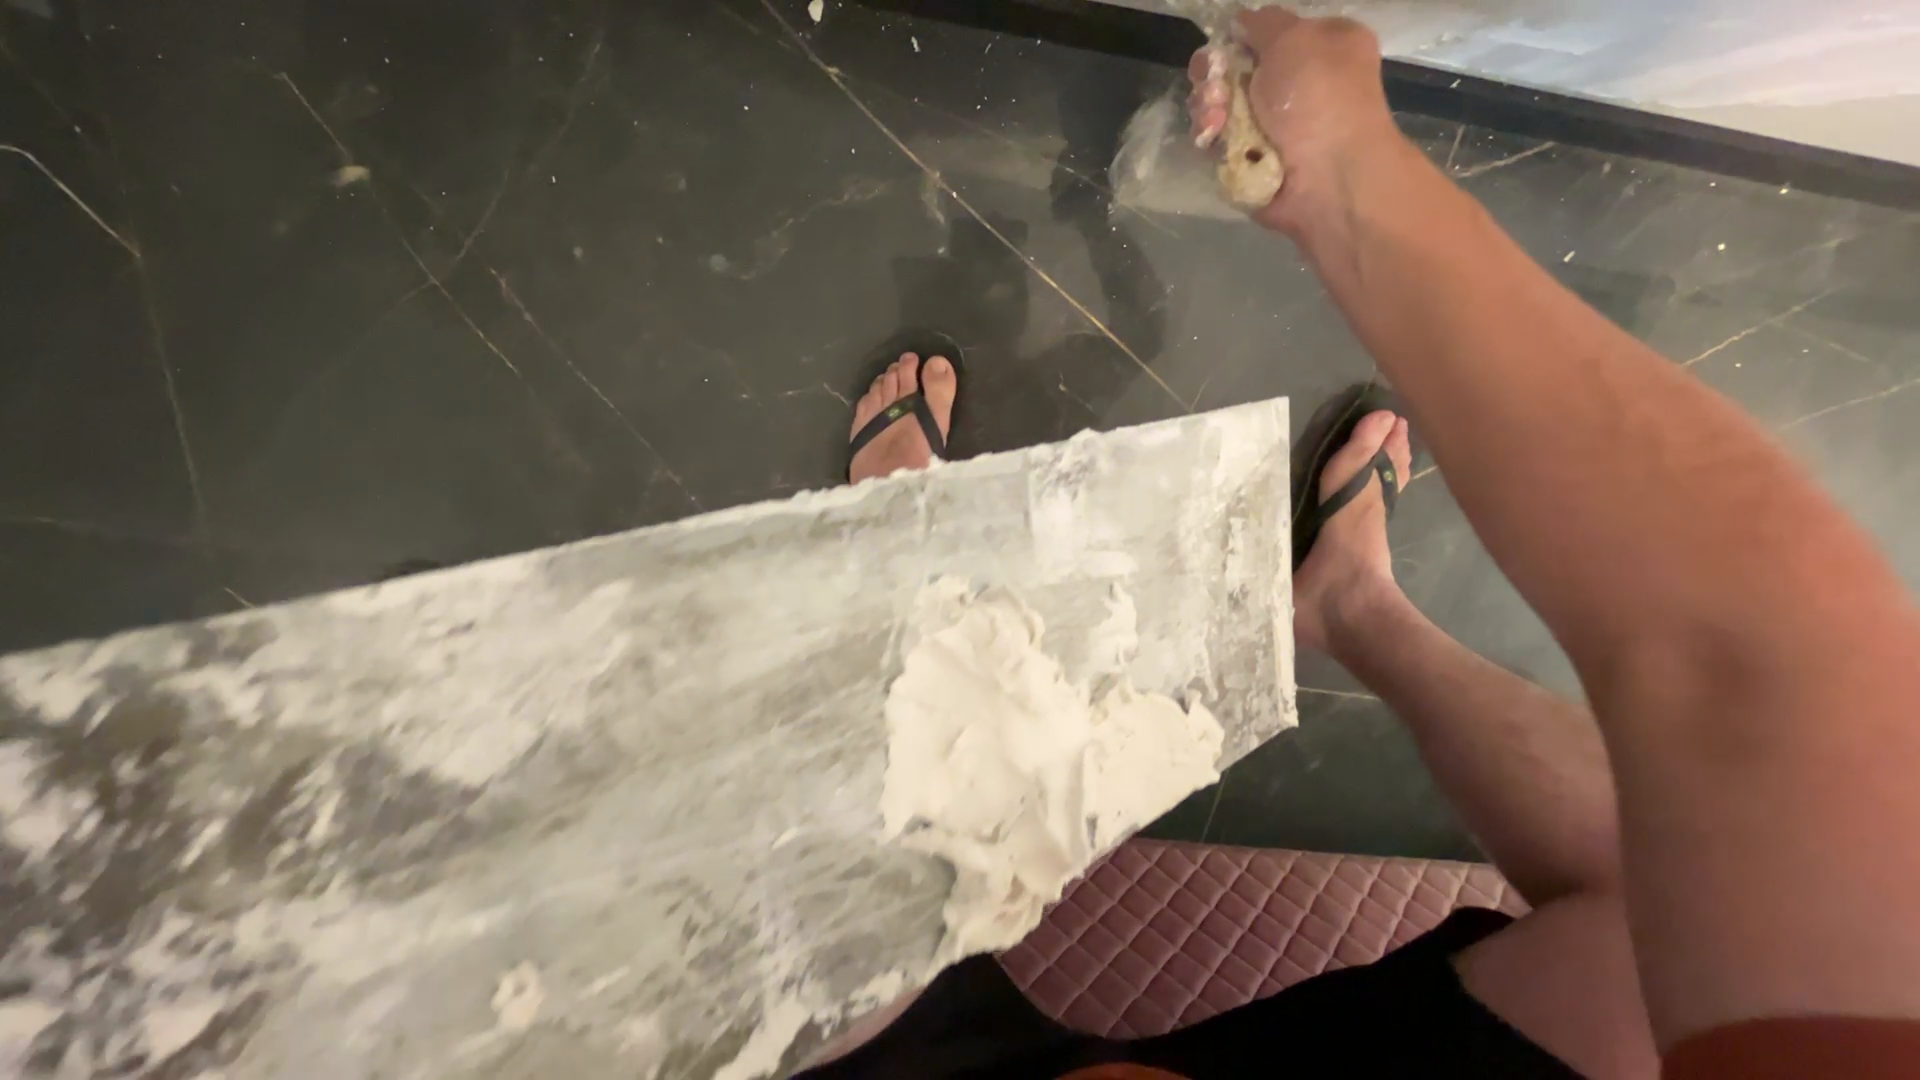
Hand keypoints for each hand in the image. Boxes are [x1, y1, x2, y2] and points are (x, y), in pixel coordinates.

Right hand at [1188, 8, 1404, 234]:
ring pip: (1219, 110)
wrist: (1326, 176)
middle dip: (1213, 78)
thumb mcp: (1295, 37)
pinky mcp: (1250, 163)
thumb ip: (1264, 23)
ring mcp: (1271, 128)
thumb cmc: (1320, 97)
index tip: (1221, 48)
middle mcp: (1294, 88)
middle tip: (1214, 90)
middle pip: (1233, 73)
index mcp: (1318, 48)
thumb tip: (1240, 21)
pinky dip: (1210, 141)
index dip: (1235, 41)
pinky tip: (1213, 140)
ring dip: (1208, 110)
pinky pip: (1217, 145)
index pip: (1263, 37)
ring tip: (1214, 122)